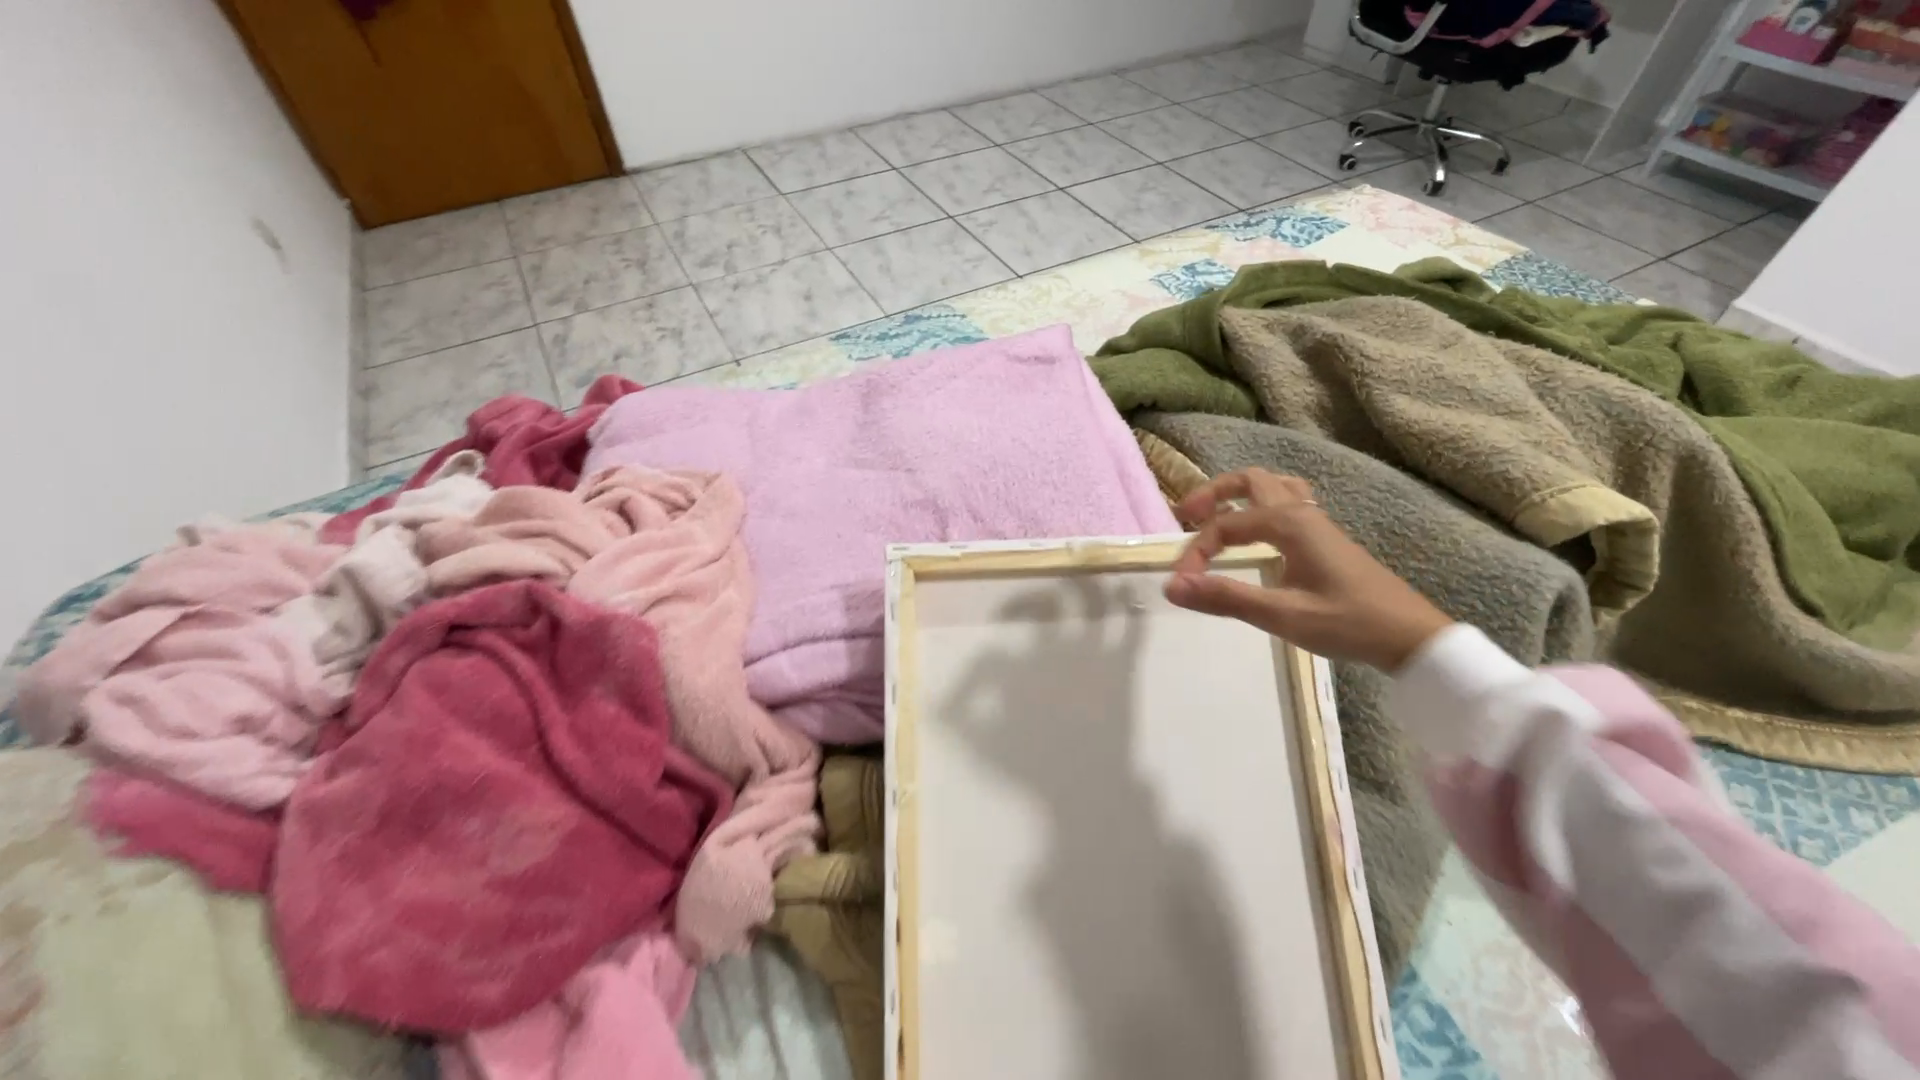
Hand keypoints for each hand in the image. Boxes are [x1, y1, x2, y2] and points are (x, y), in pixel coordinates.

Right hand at [1163, 469, 1453, 672]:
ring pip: (1273, 488)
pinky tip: (1256, 536)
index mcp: (1290, 525)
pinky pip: (1287, 505)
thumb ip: (1226, 598)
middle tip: (1185, 517)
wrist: (1411, 636)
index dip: (1197, 551)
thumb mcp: (1283, 615)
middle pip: (1251, 481)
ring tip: (1215, 517)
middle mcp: (1302, 514)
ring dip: (1239, 495)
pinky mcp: (1326, 540)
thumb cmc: (1348, 623)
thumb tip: (1173, 586)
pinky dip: (1260, 509)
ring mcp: (1318, 525)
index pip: (1226, 525)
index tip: (1183, 583)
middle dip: (1213, 494)